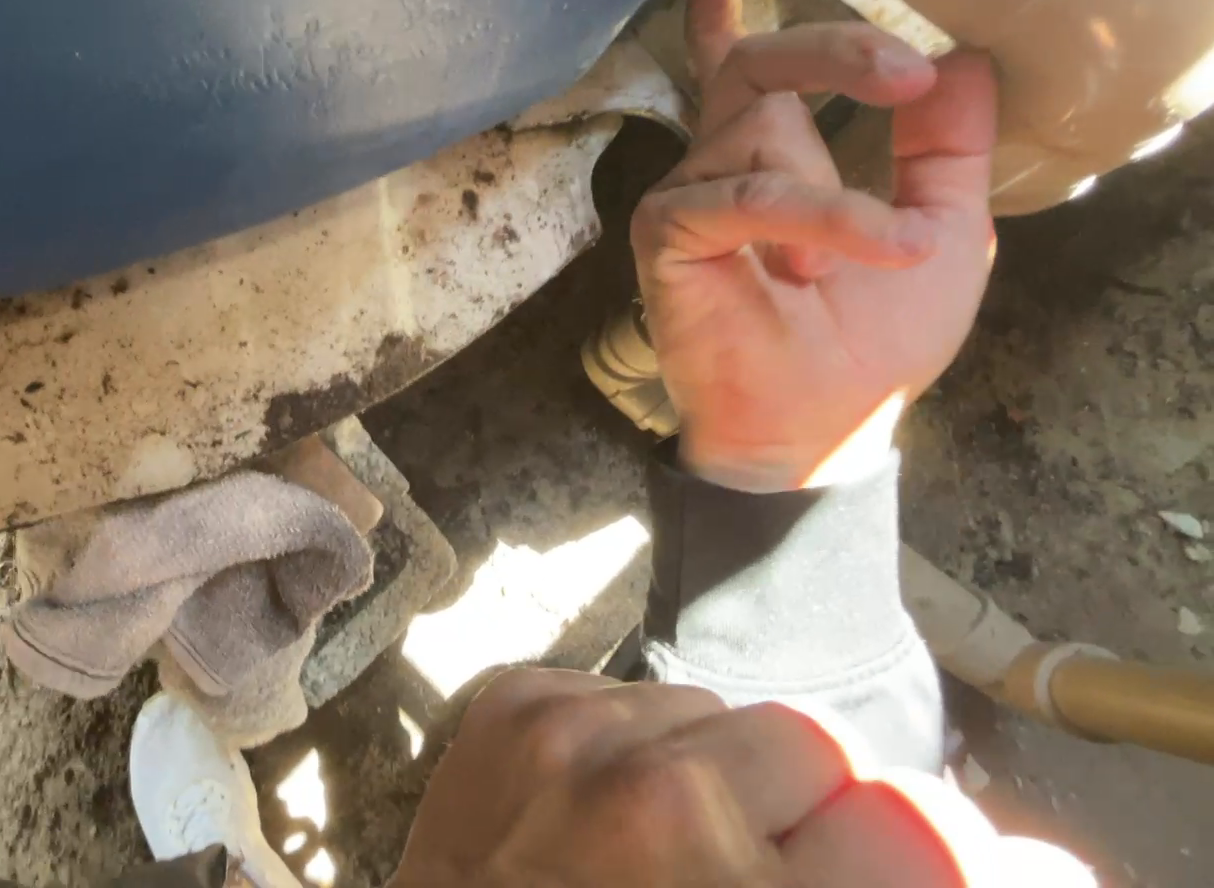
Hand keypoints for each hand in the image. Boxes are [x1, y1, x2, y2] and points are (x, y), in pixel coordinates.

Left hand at [389, 670, 1092, 886]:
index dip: (913, 846)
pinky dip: (627, 738)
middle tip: (741, 861)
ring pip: (711, 704)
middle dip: (797, 800)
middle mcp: (666, 797)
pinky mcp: (515, 696)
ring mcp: (575, 732)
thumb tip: (1034, 859)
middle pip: (812, 736)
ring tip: (654, 836)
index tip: (870, 859)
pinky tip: (593, 799)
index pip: (918, 823)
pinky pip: (623, 689)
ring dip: (707, 762)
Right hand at [632, 0, 998, 491]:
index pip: (737, 82)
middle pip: (749, 67)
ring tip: (850, 271)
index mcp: (773, 168)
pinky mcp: (664, 234)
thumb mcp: (941, 231)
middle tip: (903, 80)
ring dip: (837, 198)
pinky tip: (840, 265)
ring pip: (761, 133)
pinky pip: (745, 194)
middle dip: (827, 53)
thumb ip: (942, 152)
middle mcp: (719, 172)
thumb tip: (963, 63)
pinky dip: (812, 220)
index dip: (717, 31)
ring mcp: (684, 201)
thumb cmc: (870, 343)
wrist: (817, 421)